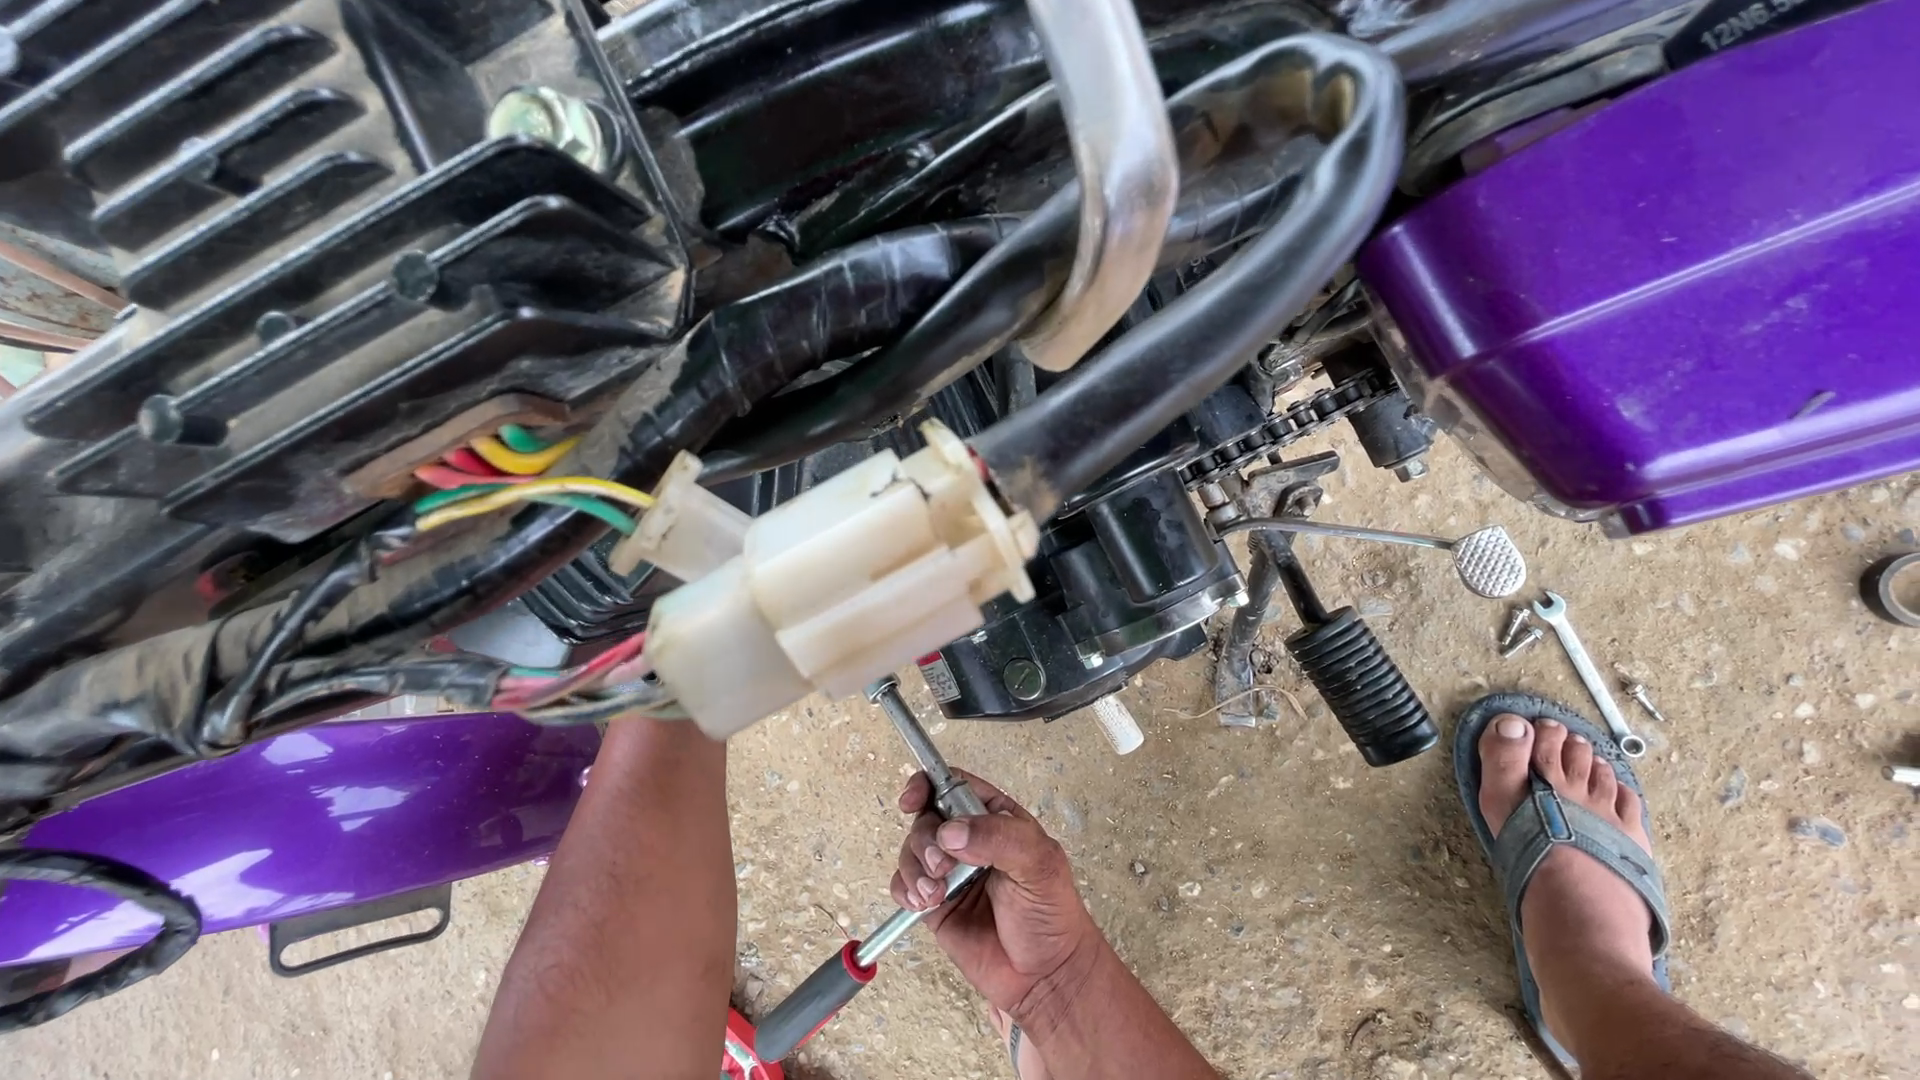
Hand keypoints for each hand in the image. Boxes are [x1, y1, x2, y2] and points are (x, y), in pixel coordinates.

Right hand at [888, 770, 1104, 1021]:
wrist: (1044, 975)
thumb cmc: (1051, 913)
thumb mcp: (1038, 863)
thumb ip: (998, 837)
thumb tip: (951, 832)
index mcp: (995, 818)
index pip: (953, 785)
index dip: (927, 785)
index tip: (913, 800)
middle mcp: (969, 840)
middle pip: (926, 818)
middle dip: (925, 838)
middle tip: (942, 866)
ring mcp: (949, 871)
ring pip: (911, 849)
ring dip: (914, 867)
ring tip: (934, 892)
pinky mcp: (935, 903)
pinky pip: (903, 885)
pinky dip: (904, 889)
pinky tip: (923, 902)